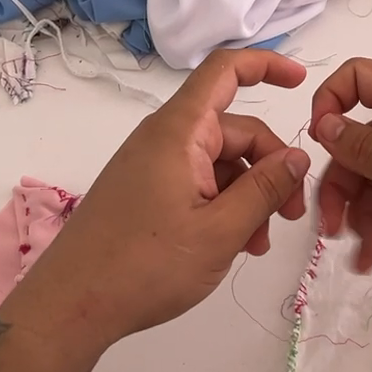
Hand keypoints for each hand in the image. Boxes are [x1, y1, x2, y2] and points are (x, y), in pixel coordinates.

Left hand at [9, 49, 312, 350]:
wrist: (70, 306)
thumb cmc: (146, 266)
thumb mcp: (220, 231)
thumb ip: (265, 189)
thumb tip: (299, 156)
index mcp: (180, 131)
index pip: (224, 71)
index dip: (265, 65)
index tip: (301, 82)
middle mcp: (165, 138)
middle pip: (234, 130)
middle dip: (270, 166)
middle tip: (292, 215)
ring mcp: (153, 164)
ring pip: (219, 162)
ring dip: (248, 194)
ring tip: (259, 243)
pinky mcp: (145, 191)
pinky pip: (197, 182)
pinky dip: (223, 205)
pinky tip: (236, 244)